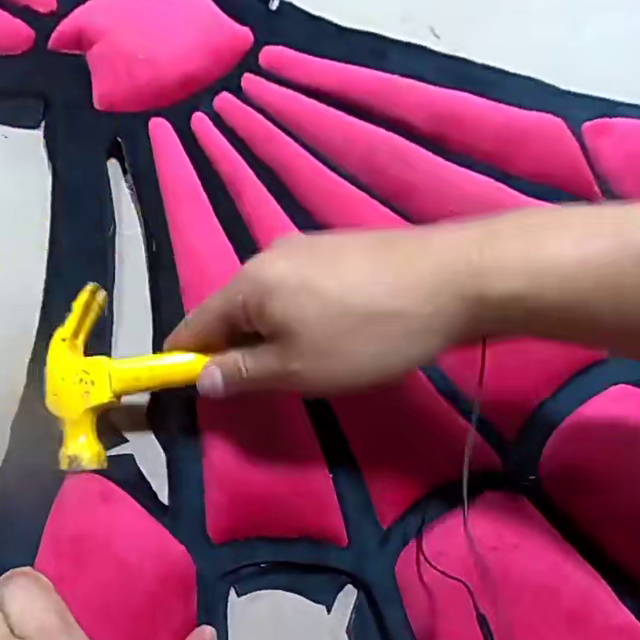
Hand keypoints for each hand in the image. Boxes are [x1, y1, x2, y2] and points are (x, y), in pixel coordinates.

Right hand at [164, 225, 481, 395]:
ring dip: (266, 336)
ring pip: (264, 302)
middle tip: (257, 387)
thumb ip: (243, 375)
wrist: (456, 279)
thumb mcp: (297, 369)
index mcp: (247, 285)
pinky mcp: (336, 250)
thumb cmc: (366, 334)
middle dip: (232, 351)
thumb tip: (202, 379)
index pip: (193, 326)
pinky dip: (294, 318)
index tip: (185, 390)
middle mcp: (267, 257)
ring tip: (300, 364)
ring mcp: (305, 248)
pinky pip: (294, 290)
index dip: (184, 361)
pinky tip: (327, 334)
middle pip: (229, 313)